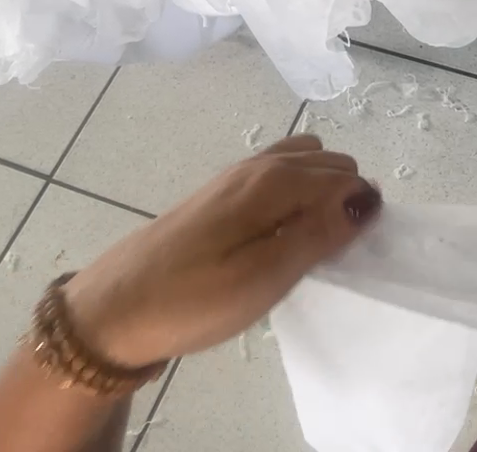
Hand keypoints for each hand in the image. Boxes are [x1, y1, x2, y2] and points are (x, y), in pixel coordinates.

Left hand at [59, 135, 381, 368]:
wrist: (108, 313)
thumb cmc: (191, 299)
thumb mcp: (263, 278)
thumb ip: (319, 234)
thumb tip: (368, 197)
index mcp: (277, 179)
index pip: (348, 178)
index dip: (358, 212)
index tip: (343, 253)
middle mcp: (263, 163)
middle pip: (333, 164)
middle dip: (344, 199)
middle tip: (323, 253)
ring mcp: (241, 172)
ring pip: (310, 162)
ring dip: (322, 193)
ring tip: (304, 242)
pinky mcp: (225, 188)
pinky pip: (283, 170)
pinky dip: (297, 190)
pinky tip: (278, 228)